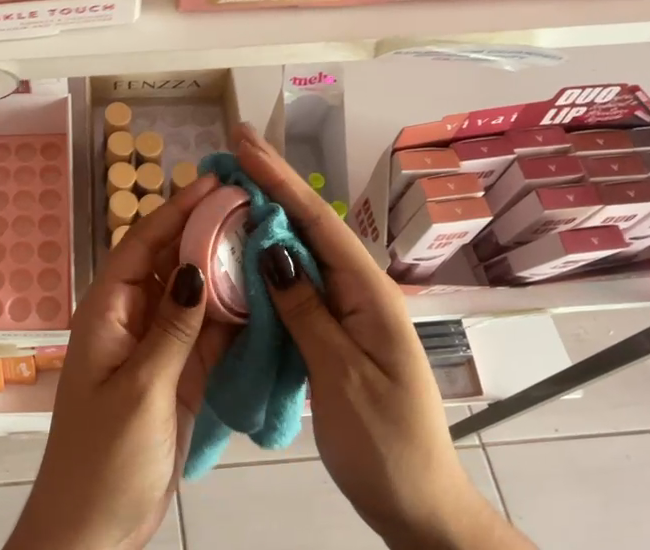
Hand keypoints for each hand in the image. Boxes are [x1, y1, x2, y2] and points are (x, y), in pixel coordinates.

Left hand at [6, 177, 234, 549]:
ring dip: (221, 270)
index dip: (176, 210)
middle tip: (250, 204)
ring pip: (191, 296)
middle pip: (169, 263)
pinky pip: (206, 334)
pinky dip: (230, 316)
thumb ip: (171, 328)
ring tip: (263, 238)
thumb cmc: (105, 455)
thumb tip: (193, 265)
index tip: (213, 182)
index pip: (142, 244)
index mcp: (107, 311)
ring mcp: (156, 348)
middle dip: (204, 232)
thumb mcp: (140, 388)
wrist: (95, 527)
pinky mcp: (178, 377)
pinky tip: (261, 296)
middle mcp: (131, 319)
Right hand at [235, 125, 533, 549]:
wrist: (419, 507)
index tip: (243, 142)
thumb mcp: (341, 377)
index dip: (278, 178)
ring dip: (268, 217)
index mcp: (369, 294)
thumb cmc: (384, 443)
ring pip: (303, 252)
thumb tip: (270, 247)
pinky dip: (268, 260)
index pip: (318, 222)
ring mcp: (349, 313)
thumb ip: (306, 310)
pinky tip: (246, 252)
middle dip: (271, 185)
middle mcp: (360, 292)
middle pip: (311, 226)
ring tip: (230, 188)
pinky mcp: (336, 334)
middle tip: (230, 152)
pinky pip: (299, 284)